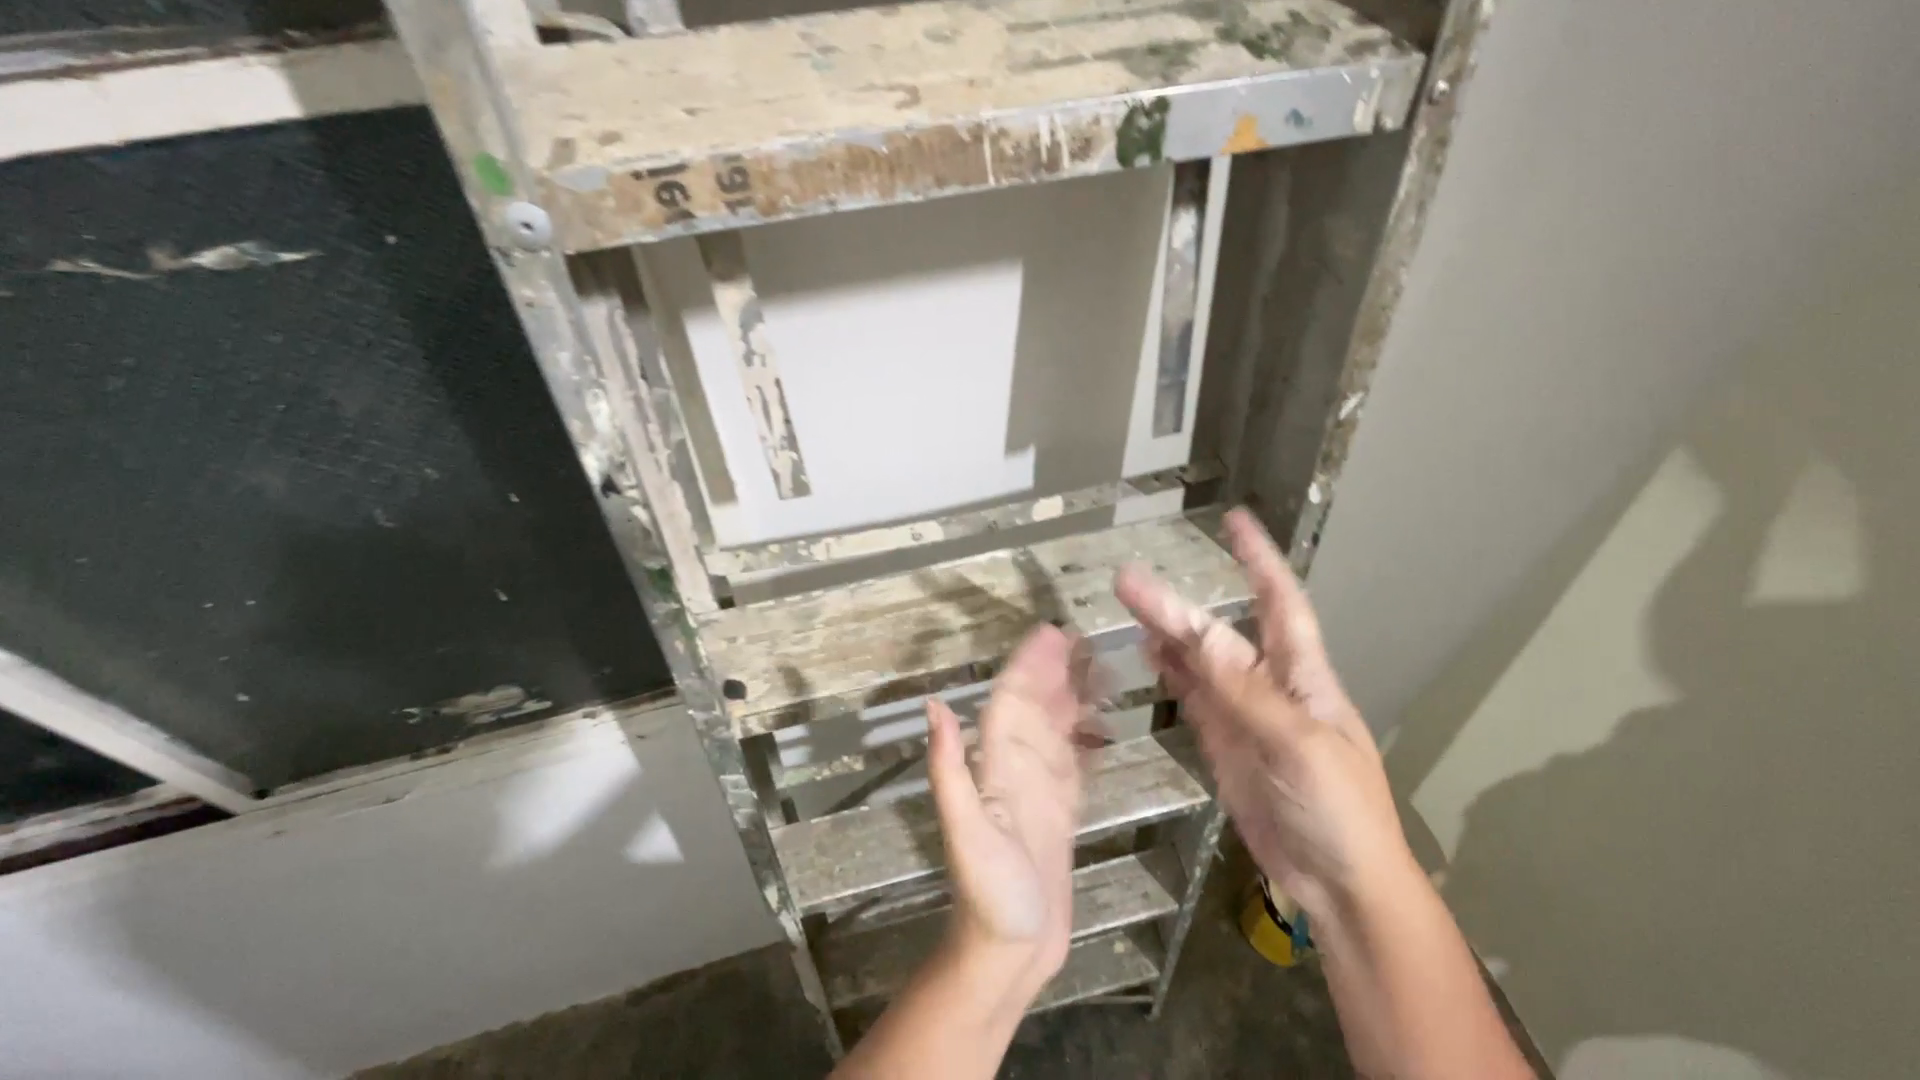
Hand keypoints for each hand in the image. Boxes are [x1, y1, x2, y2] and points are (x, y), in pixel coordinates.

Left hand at [924, 625, 1088, 999]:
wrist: (1007, 952)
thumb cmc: (986, 895)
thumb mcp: (964, 830)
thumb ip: (948, 767)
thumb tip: (934, 704)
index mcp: (994, 770)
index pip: (1012, 703)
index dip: (1029, 667)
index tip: (1050, 634)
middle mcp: (1015, 773)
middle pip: (1037, 711)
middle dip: (1055, 674)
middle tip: (1081, 640)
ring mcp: (1038, 795)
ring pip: (1058, 734)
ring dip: (1074, 701)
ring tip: (1098, 672)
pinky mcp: (1059, 817)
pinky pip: (1075, 768)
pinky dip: (1086, 744)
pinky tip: (1101, 728)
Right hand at [1113, 508, 1412, 919]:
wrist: (1340, 883)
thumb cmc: (1339, 809)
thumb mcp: (1296, 744)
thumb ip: (1243, 690)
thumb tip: (1196, 634)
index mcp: (1303, 677)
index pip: (1279, 603)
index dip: (1258, 561)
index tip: (1235, 521)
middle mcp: (1272, 687)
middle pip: (1218, 635)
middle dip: (1177, 606)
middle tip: (1127, 579)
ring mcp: (1245, 718)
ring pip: (1200, 665)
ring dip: (1167, 636)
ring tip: (1129, 609)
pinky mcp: (1225, 747)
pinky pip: (1193, 701)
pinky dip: (1171, 676)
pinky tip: (1149, 656)